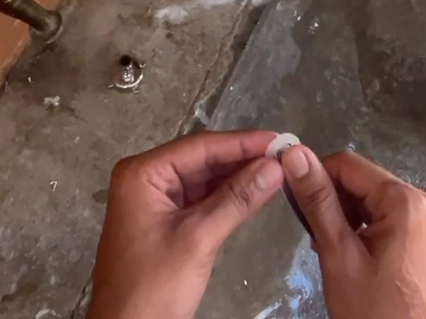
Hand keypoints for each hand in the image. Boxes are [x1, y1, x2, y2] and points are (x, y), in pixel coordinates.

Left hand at [87, 130, 284, 318]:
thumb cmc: (154, 286)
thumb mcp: (198, 239)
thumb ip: (237, 199)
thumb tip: (274, 167)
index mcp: (143, 173)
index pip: (200, 147)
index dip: (241, 142)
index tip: (277, 139)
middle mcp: (146, 178)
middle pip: (201, 160)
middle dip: (241, 159)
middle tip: (282, 154)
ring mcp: (154, 201)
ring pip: (202, 180)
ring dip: (237, 178)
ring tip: (275, 170)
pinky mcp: (164, 222)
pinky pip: (199, 200)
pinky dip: (226, 198)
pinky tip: (254, 192)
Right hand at [281, 144, 425, 318]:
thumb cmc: (375, 314)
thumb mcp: (340, 257)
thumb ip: (317, 202)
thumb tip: (293, 152)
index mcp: (405, 200)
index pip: (348, 164)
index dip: (316, 176)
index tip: (295, 203)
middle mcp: (423, 201)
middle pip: (362, 181)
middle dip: (333, 202)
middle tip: (314, 236)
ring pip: (372, 199)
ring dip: (346, 216)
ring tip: (330, 249)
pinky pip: (387, 218)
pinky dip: (364, 229)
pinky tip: (351, 255)